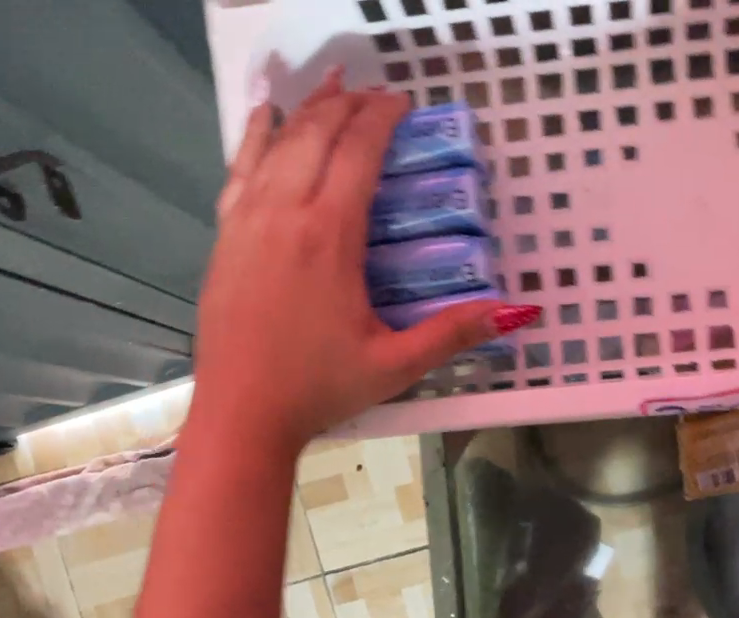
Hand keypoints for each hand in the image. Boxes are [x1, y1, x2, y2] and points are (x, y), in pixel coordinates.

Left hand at [200, 70, 540, 449]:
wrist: (242, 413)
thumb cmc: (320, 389)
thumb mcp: (395, 365)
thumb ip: (452, 333)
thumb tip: (513, 312)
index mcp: (329, 236)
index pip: (358, 151)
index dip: (382, 118)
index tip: (403, 102)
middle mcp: (284, 212)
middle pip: (316, 133)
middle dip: (347, 103)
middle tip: (374, 93)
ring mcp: (247, 221)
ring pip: (275, 142)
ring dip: (306, 108)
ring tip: (329, 84)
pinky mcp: (225, 237)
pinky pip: (240, 168)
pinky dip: (257, 135)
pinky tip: (266, 120)